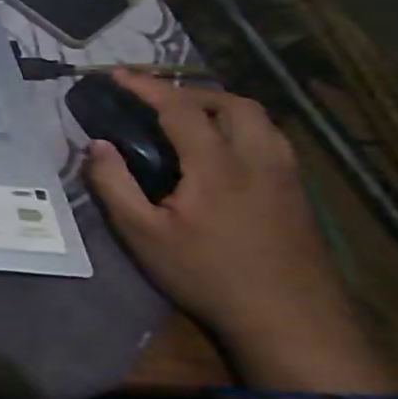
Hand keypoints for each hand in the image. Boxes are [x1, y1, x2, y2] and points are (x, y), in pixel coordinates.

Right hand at [86, 71, 397, 392]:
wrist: (291, 322)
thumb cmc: (208, 275)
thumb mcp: (143, 235)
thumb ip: (114, 185)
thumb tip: (97, 145)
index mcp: (218, 164)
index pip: (179, 107)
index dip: (146, 86)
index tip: (117, 75)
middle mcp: (258, 158)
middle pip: (231, 103)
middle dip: (190, 92)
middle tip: (158, 101)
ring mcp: (286, 176)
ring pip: (259, 120)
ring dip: (221, 108)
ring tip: (191, 121)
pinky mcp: (300, 194)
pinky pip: (271, 141)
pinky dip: (242, 129)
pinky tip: (225, 153)